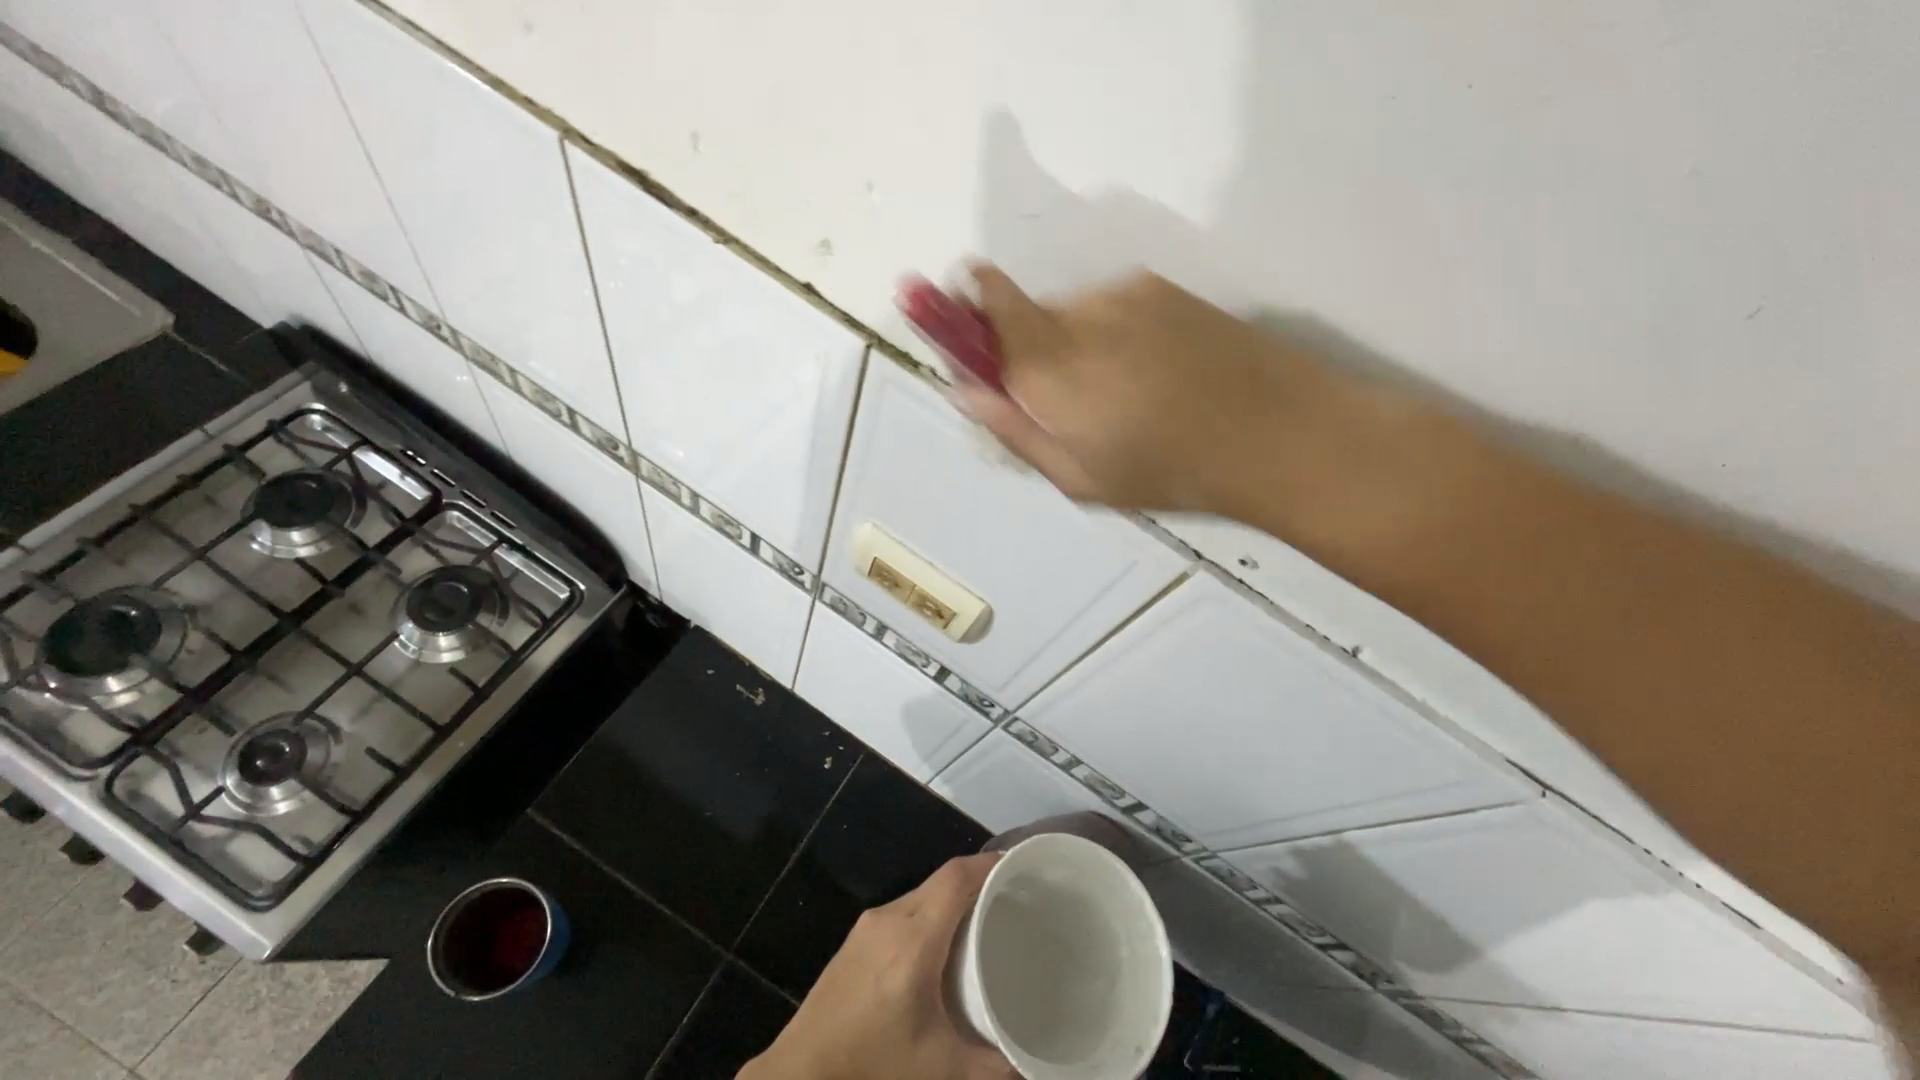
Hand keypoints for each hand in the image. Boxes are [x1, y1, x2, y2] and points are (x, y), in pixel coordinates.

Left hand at [740, 854, 1015, 1079]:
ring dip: (951, 902)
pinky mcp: (852, 944)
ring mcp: (865, 930)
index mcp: (913, 939)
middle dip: (977, 884)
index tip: (1021, 867)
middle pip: (940, 883)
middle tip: (1013, 901)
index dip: (989, 864)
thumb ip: (994, 1064)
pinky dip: (928, 917)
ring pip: (919, 896)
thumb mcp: (942, 1068)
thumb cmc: (874, 1065)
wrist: (800, 1078)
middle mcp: (888, 920)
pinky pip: (901, 913)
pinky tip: (941, 947)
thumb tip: (1031, 1064)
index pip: (956, 878)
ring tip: (983, 923)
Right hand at [956, 265, 1362, 517]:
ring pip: (1071, 314)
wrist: (1278, 433)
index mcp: (1053, 366)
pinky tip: (1150, 375)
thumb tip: (964, 389)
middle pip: (1026, 315)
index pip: (988, 306)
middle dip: (1026, 350)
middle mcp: (1082, 315)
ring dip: (1073, 347)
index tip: (941, 307)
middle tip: (1060, 404)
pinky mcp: (1164, 290)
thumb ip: (1014, 429)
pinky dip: (1112, 336)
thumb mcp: (1079, 476)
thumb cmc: (1168, 471)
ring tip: (1120, 398)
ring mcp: (1127, 295)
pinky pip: (1112, 307)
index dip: (959, 303)